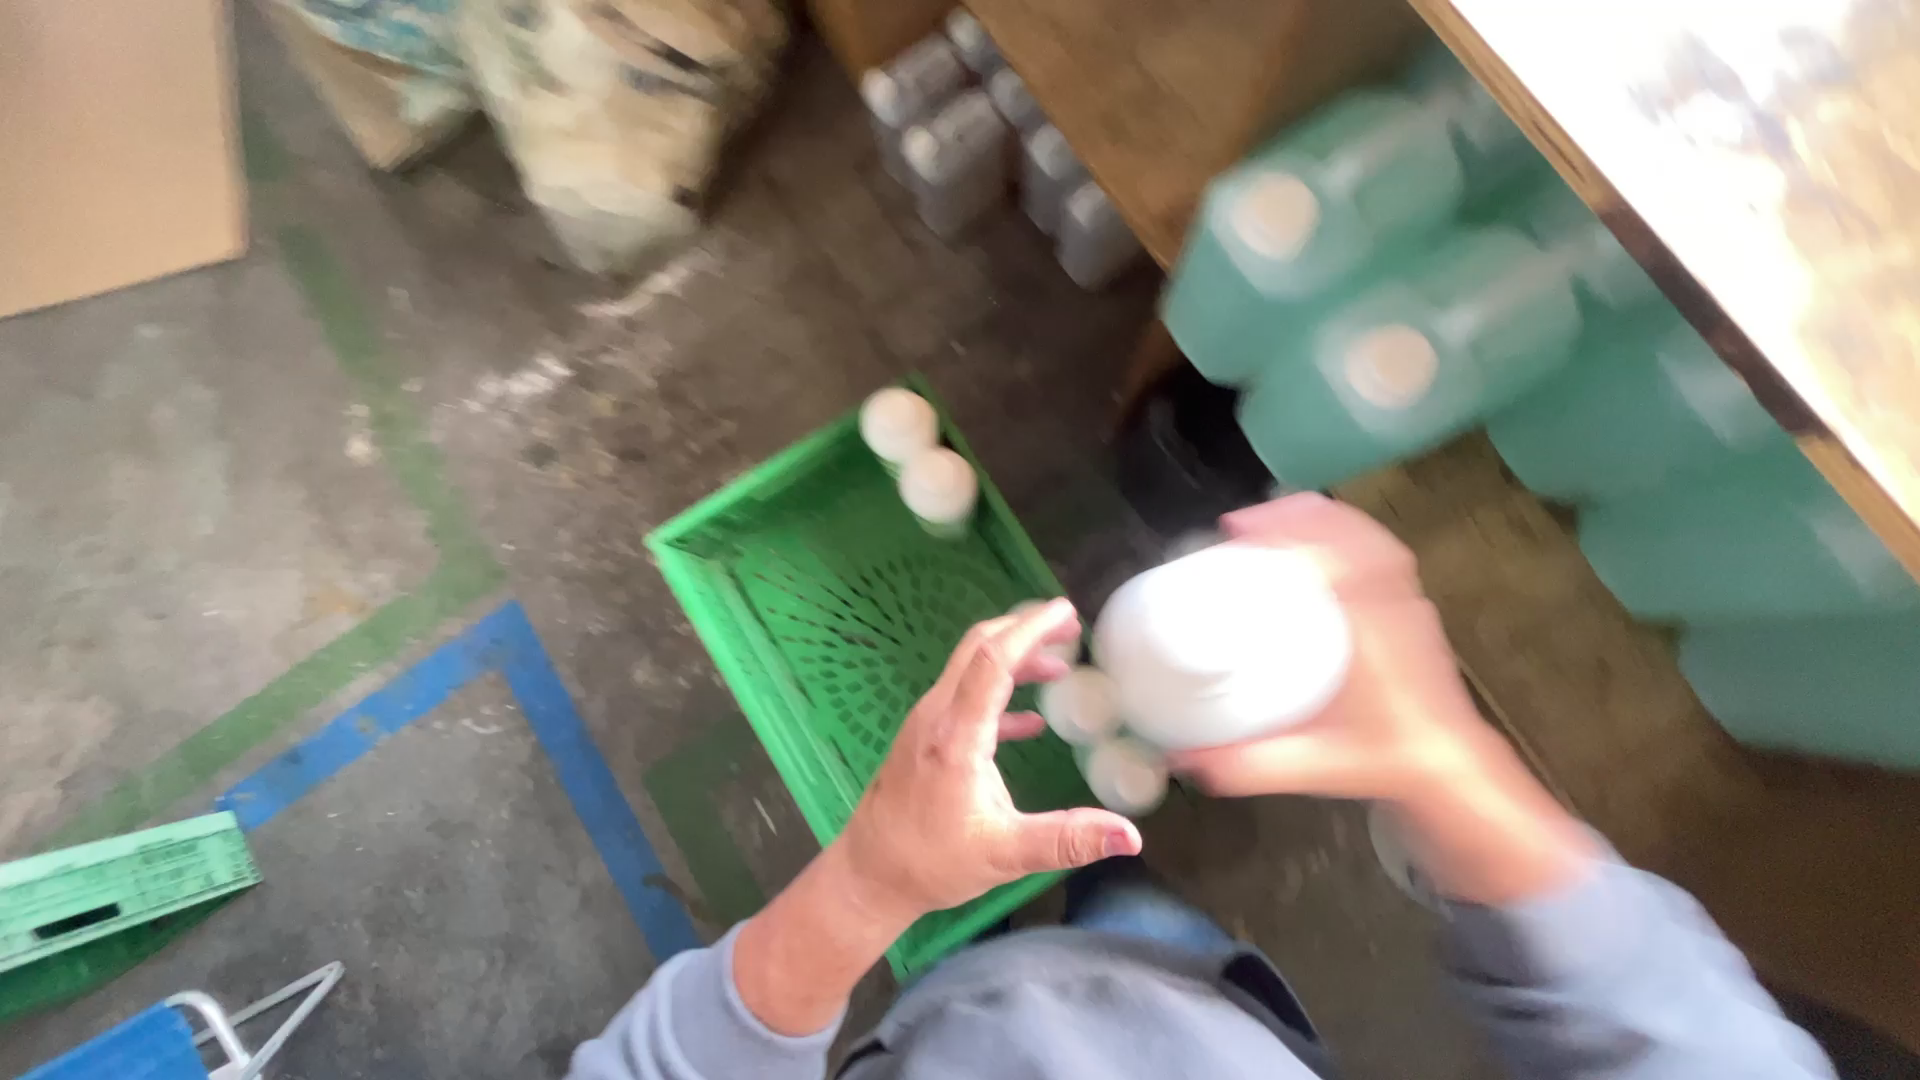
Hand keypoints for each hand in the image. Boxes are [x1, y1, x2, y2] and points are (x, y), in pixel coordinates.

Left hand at [835, 598, 1143, 921]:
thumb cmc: (933, 862)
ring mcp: (927, 721)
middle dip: (1024, 628)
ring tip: (1060, 664)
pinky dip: (1000, 691)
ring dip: (1014, 657)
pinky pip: (966, 697)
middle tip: (1069, 626)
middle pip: (979, 647)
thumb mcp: (1005, 853)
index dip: (1030, 629)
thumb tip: (1130, 835)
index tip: (1065, 610)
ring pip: (971, 668)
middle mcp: (938, 713)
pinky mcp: (926, 734)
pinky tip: (1031, 719)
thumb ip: (1067, 840)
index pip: (993, 660)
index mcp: (957, 733)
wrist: (870, 873)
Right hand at [1170, 492, 1495, 804]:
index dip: (1287, 536)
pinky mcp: (1410, 606)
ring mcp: (1408, 603)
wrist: (1452, 771)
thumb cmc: (1387, 763)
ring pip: (1367, 536)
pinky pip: (1379, 548)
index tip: (1239, 532)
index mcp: (1373, 639)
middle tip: (1239, 524)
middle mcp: (1394, 609)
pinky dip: (1343, 529)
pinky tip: (1312, 535)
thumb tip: (1180, 757)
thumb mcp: (1312, 768)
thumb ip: (1246, 765)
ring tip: (1268, 518)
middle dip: (1293, 517)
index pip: (1337, 564)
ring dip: (1318, 517)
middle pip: (1351, 535)